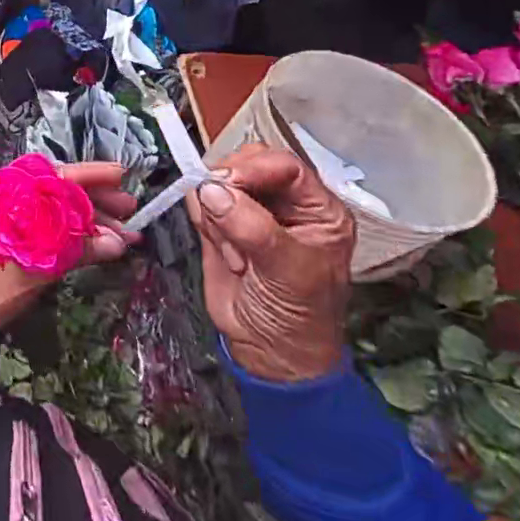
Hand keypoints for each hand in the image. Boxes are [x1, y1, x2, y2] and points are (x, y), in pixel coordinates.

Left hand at [0, 162, 137, 355]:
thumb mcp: (32, 272)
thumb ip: (75, 252)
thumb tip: (118, 243)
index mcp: (1, 193)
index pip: (53, 176)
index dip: (90, 176)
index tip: (121, 175)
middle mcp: (5, 195)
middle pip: (59, 189)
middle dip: (96, 200)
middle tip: (130, 208)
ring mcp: (9, 213)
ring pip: (58, 207)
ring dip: (90, 220)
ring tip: (125, 232)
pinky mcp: (13, 231)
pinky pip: (50, 223)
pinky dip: (74, 233)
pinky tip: (100, 241)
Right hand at [187, 144, 354, 383]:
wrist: (270, 356)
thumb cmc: (299, 317)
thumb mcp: (289, 272)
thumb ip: (255, 228)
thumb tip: (214, 191)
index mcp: (317, 207)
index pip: (285, 166)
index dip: (255, 168)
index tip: (227, 181)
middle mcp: (284, 202)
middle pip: (248, 164)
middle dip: (231, 188)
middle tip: (224, 216)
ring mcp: (250, 209)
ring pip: (219, 180)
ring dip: (217, 213)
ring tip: (236, 254)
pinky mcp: (222, 222)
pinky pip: (201, 201)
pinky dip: (203, 220)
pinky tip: (224, 252)